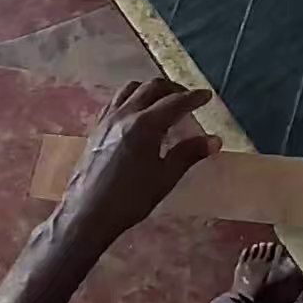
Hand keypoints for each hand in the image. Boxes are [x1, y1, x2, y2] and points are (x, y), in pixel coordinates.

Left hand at [58, 79, 221, 246]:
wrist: (87, 214)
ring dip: (151, 88)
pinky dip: (132, 97)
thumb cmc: (130, 199)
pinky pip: (116, 100)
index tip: (207, 95)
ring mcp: (108, 119)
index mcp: (145, 125)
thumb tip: (215, 140)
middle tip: (188, 97)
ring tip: (163, 99)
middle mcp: (125, 114)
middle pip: (152, 87)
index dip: (193, 97)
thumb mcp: (165, 178)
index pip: (175, 102)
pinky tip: (137, 112)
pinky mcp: (97, 127)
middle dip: (173, 89)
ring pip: (131, 89)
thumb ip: (189, 154)